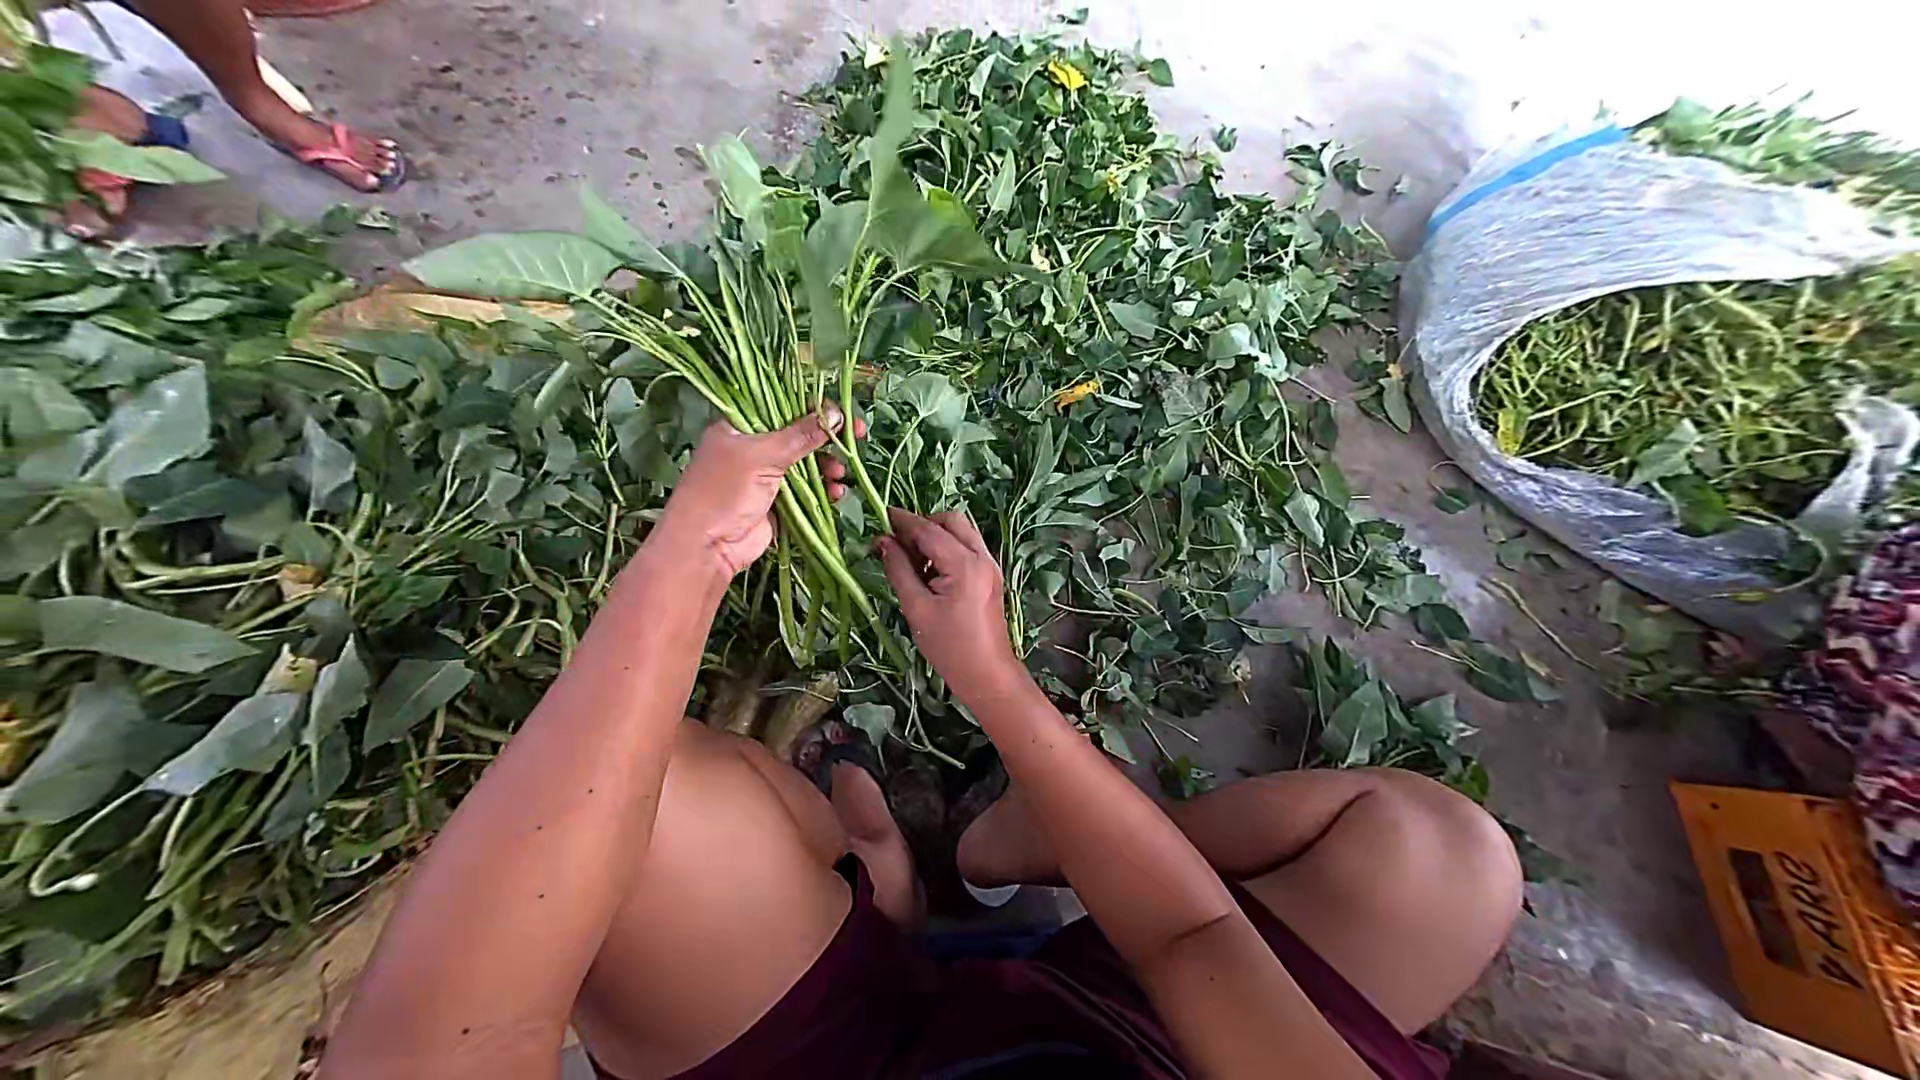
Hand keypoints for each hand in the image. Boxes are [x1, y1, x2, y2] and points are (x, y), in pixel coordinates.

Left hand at [654, 406, 857, 576]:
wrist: (707, 546)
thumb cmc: (725, 491)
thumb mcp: (763, 455)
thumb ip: (801, 434)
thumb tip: (836, 414)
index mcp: (741, 426)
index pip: (784, 406)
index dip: (815, 408)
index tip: (844, 414)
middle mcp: (755, 447)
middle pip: (800, 436)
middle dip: (829, 439)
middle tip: (858, 438)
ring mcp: (767, 476)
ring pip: (807, 464)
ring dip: (828, 467)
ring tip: (839, 474)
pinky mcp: (779, 502)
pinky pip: (808, 490)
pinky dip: (824, 490)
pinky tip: (836, 493)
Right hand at [876, 508, 1025, 703]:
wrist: (987, 673)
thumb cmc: (949, 646)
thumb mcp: (916, 608)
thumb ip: (899, 570)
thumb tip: (883, 542)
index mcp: (964, 565)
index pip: (929, 530)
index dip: (903, 521)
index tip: (880, 516)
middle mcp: (982, 557)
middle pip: (951, 521)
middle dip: (923, 524)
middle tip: (898, 541)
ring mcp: (990, 565)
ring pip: (962, 531)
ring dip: (936, 535)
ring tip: (912, 558)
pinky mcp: (991, 575)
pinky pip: (968, 547)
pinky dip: (947, 547)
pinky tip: (930, 570)